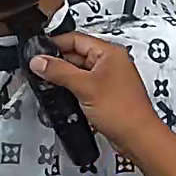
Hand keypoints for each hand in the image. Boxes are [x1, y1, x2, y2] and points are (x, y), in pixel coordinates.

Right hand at [29, 32, 165, 151]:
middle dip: (58, 62)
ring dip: (65, 76)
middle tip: (40, 70)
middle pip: (76, 54)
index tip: (38, 52)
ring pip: (80, 71)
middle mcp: (111, 62)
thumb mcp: (85, 86)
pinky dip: (73, 88)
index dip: (55, 43)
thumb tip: (39, 61)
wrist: (137, 137)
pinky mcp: (106, 94)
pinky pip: (85, 84)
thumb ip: (59, 71)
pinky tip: (64, 96)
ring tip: (50, 84)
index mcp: (110, 52)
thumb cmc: (124, 111)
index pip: (76, 38)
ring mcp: (109, 78)